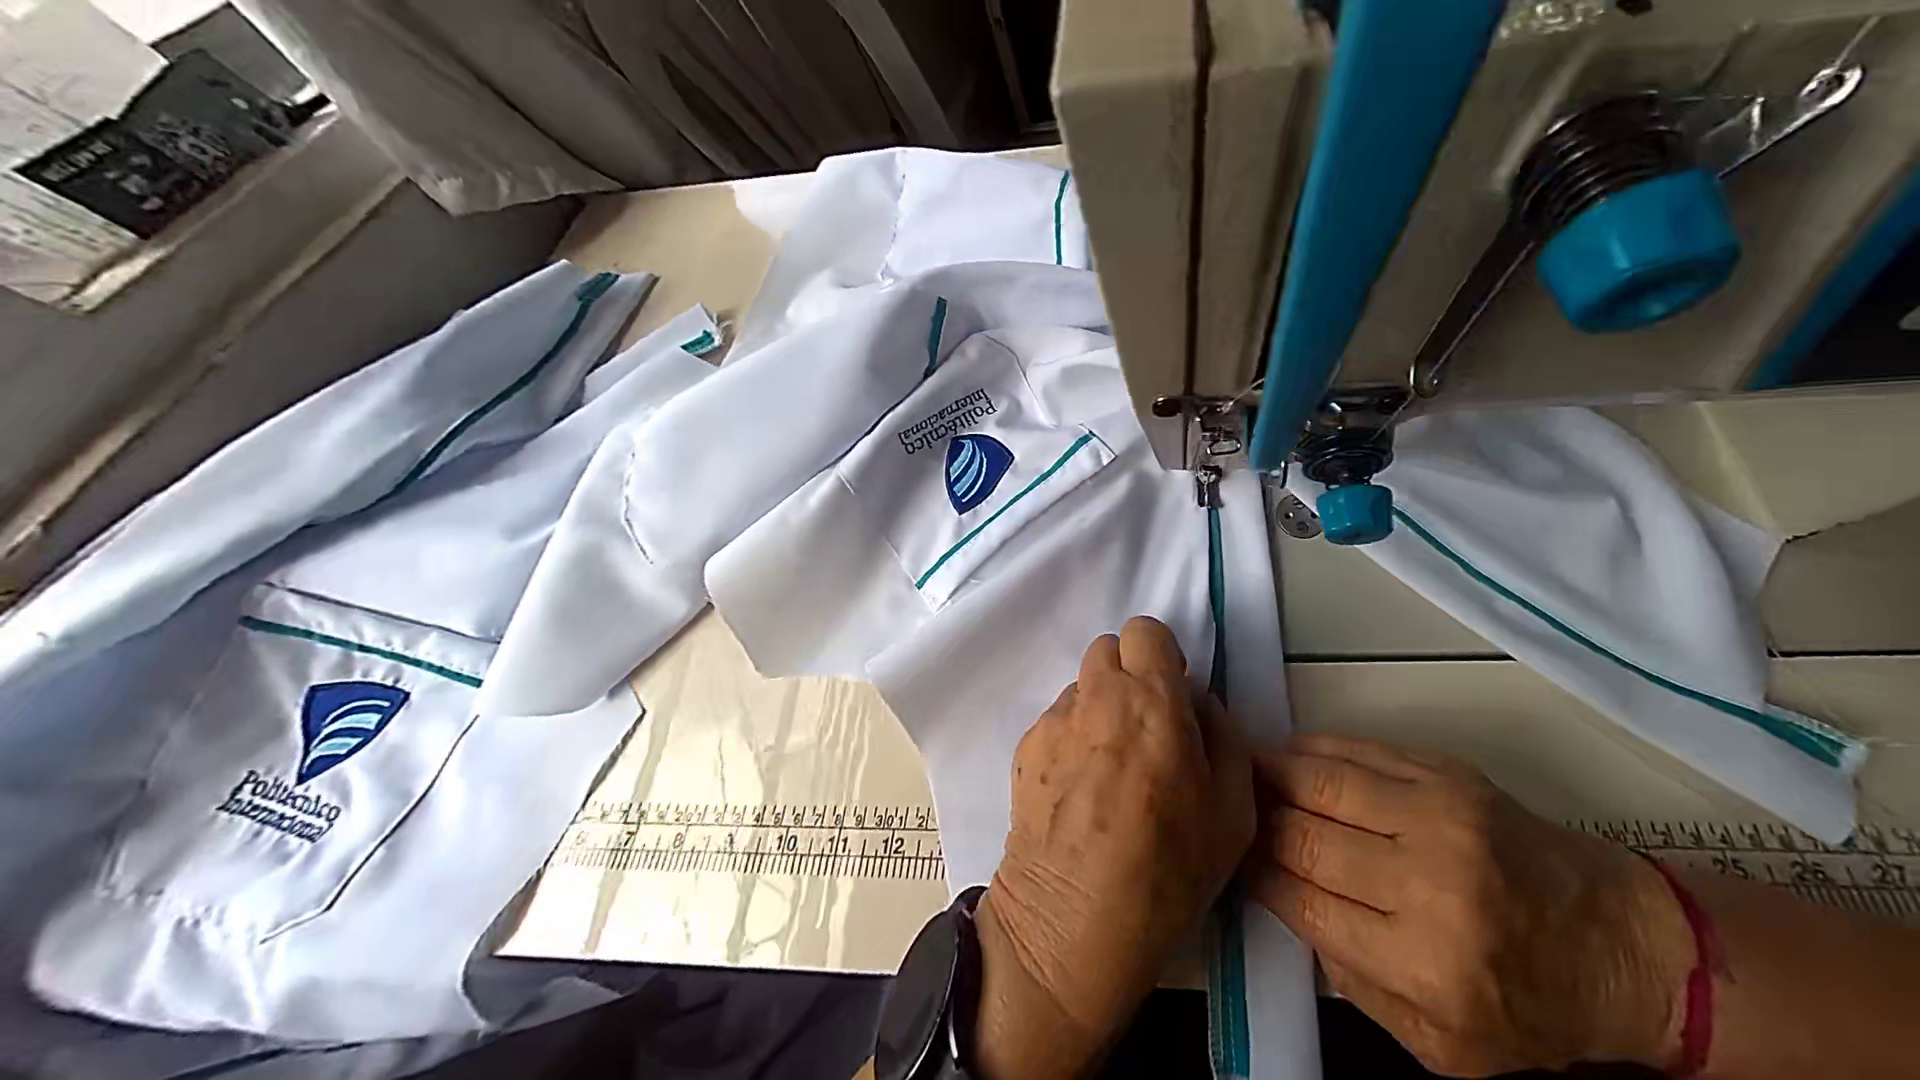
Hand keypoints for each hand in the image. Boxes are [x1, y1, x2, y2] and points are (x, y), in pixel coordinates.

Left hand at [973, 616, 1254, 1079]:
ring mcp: (1053, 720)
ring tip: (1109, 765)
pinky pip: (1056, 721)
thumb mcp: (1233, 810)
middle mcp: (1095, 697)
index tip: (1171, 691)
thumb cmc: (1167, 870)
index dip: (1161, 655)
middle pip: (1107, 649)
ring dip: (1099, 706)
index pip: (1145, 630)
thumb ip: (1222, 736)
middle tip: (1145, 725)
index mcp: (1151, 702)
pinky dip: (1071, 737)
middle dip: (1129, 674)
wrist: (1073, 918)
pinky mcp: (1024, 746)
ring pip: (1080, 686)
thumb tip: (1196, 703)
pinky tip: (1079, 788)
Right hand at [1245, 734, 1694, 1076]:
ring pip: (1314, 779)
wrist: (1619, 943)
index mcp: (1424, 964)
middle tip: (1229, 817)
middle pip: (1298, 834)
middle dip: (1252, 824)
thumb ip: (1344, 972)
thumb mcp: (1434, 1039)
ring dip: (1266, 776)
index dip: (1250, 872)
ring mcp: (1442, 817)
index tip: (1230, 859)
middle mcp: (1430, 884)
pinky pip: (1352, 748)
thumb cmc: (1522, 1002)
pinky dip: (1305, 751)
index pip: (1296, 897)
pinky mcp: (1448, 773)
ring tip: (1244, 779)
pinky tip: (1285, 760)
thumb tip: (1275, 890)